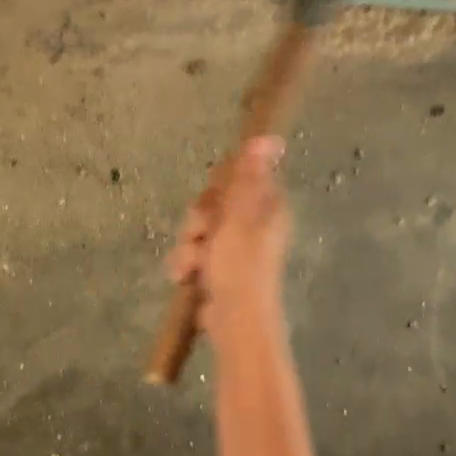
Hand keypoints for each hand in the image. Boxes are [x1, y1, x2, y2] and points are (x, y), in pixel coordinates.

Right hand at [165, 136, 290, 344]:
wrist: (235, 318)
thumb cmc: (240, 265)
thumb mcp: (241, 214)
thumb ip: (248, 177)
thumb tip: (270, 137)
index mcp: (266, 206)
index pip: (237, 178)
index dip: (217, 188)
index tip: (212, 202)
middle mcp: (252, 224)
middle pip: (212, 204)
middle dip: (197, 221)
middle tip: (200, 235)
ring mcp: (234, 249)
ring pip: (198, 231)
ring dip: (187, 247)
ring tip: (191, 265)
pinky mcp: (217, 269)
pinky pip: (192, 255)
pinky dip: (186, 265)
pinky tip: (185, 277)